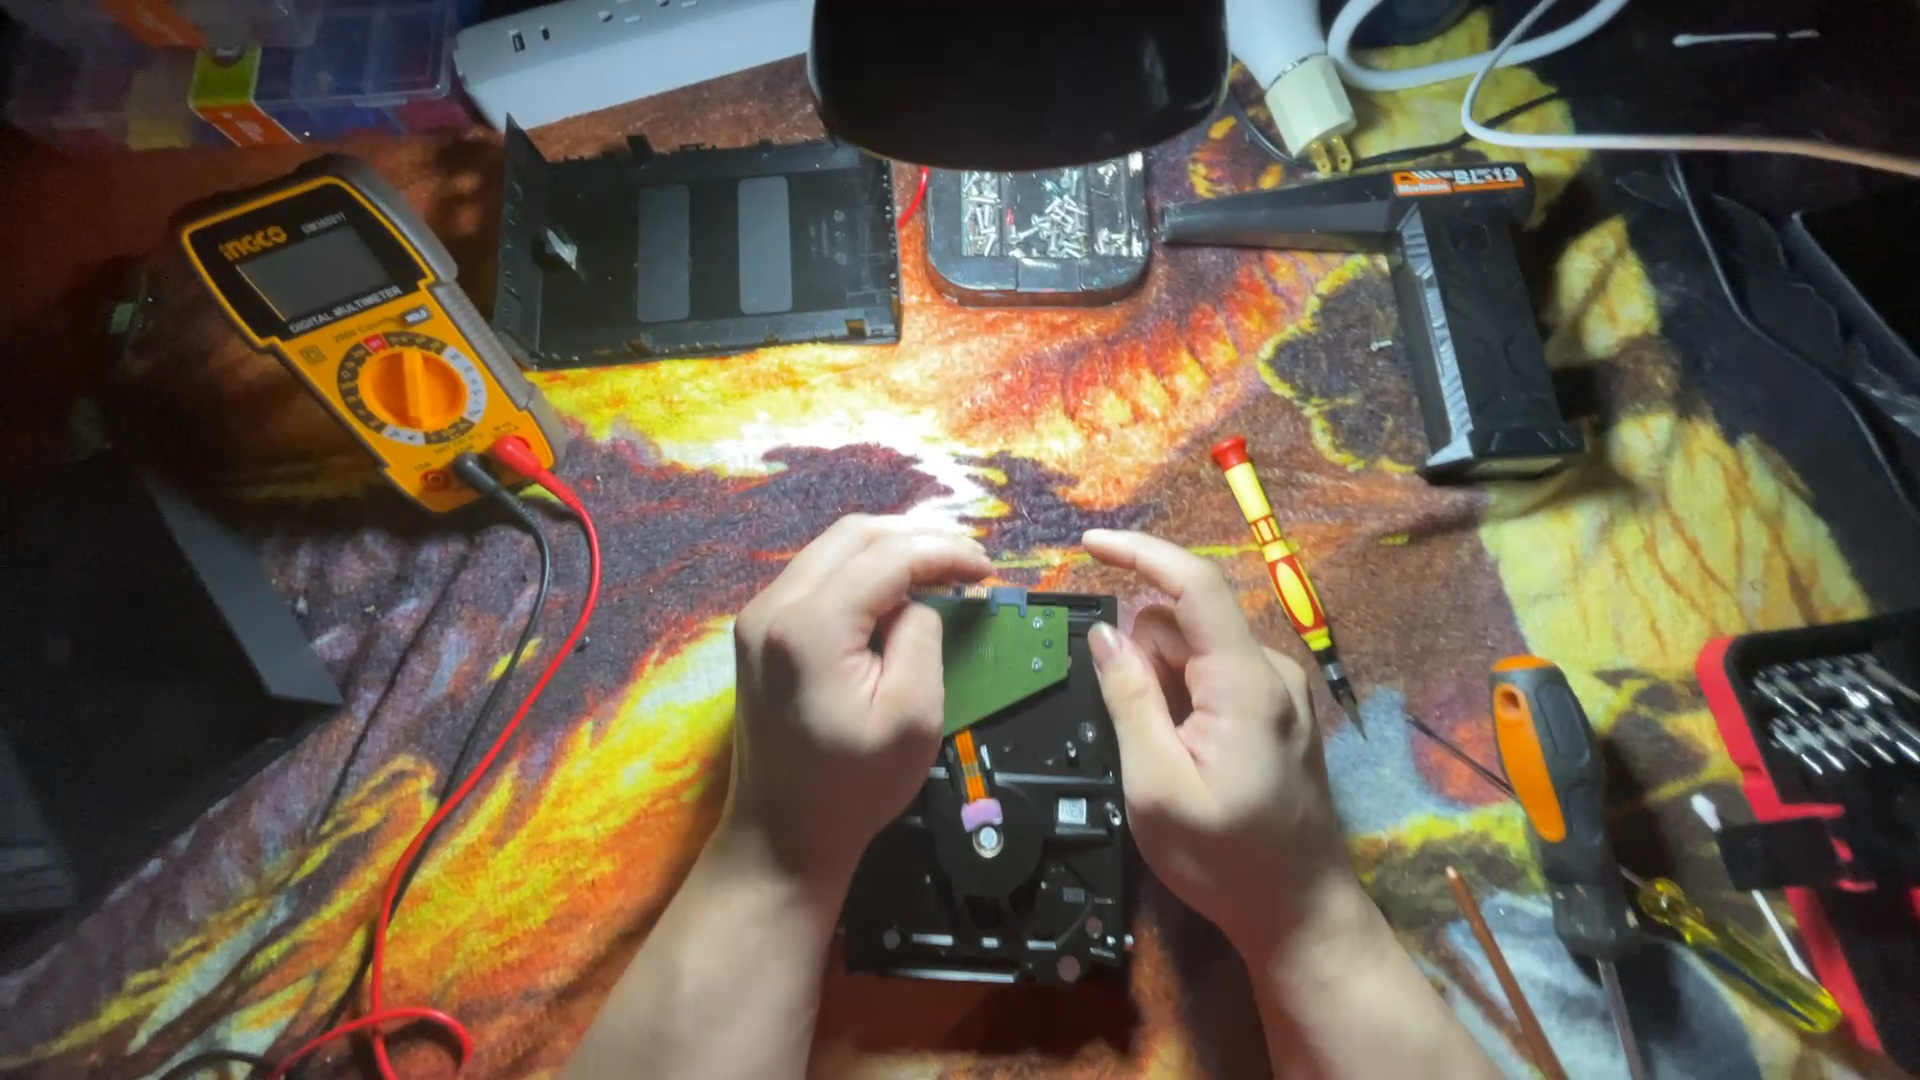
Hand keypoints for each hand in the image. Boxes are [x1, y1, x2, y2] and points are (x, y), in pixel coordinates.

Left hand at [724, 515, 992, 889]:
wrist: (781, 835)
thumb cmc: (853, 786)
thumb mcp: (914, 715)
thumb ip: (922, 636)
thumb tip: (916, 600)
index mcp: (812, 626)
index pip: (888, 557)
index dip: (944, 552)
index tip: (986, 569)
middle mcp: (775, 605)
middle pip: (854, 534)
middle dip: (918, 535)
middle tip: (967, 557)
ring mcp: (760, 614)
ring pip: (832, 546)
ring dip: (890, 545)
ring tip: (939, 561)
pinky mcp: (761, 629)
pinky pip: (817, 572)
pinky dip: (862, 567)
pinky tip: (894, 583)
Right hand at [1083, 529, 1360, 958]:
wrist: (1299, 911)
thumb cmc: (1225, 858)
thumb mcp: (1156, 785)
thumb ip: (1129, 700)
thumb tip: (1105, 633)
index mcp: (1244, 683)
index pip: (1195, 587)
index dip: (1140, 553)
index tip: (1088, 544)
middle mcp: (1269, 669)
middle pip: (1182, 623)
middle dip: (1141, 658)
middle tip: (1140, 736)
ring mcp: (1276, 686)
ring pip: (1192, 648)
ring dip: (1160, 682)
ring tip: (1167, 752)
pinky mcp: (1274, 703)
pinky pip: (1210, 670)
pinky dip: (1180, 694)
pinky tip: (1186, 749)